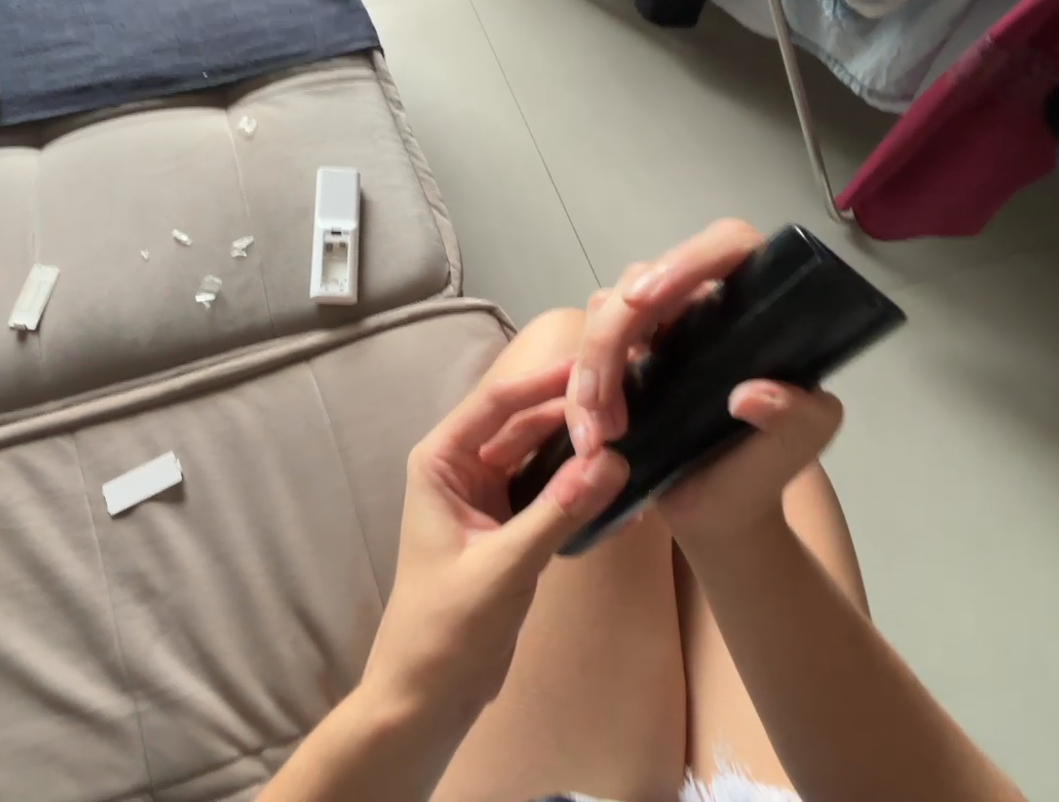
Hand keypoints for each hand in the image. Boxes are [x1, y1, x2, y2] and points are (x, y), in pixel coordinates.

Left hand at [362, 359, 628, 725]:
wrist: (426, 693)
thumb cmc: (446, 626)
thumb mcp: (503, 566)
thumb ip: (557, 512)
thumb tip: (614, 462)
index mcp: (440, 460)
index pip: (495, 403)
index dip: (543, 382)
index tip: (595, 365)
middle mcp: (461, 466)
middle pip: (521, 423)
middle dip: (569, 415)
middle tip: (629, 405)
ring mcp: (486, 493)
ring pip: (538, 453)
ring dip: (577, 446)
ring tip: (632, 431)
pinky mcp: (508, 521)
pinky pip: (546, 487)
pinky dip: (576, 483)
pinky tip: (616, 480)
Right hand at [564, 219, 843, 544]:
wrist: (716, 512)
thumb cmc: (763, 469)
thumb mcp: (799, 447)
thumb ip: (798, 419)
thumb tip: (752, 393)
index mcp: (752, 304)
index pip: (725, 246)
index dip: (685, 259)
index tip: (647, 300)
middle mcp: (698, 304)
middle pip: (640, 281)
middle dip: (611, 340)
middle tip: (602, 404)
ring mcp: (654, 328)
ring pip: (603, 313)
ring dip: (589, 370)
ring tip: (598, 438)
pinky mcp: (620, 355)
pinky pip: (584, 350)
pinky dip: (578, 392)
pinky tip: (588, 438)